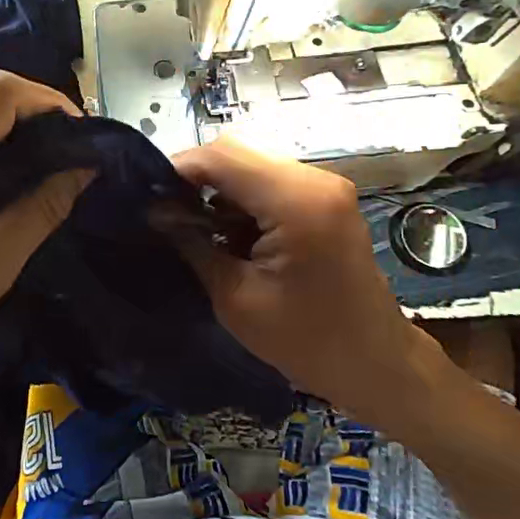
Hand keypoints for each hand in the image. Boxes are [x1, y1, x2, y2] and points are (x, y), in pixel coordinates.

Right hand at [169, 137, 451, 422]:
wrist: (375, 363)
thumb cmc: (305, 341)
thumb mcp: (234, 296)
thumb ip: (192, 244)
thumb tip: (155, 211)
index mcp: (297, 201)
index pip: (222, 157)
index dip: (177, 169)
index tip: (144, 195)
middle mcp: (315, 180)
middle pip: (237, 155)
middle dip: (195, 179)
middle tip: (164, 213)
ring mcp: (324, 187)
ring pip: (251, 166)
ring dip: (217, 190)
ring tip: (191, 227)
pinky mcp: (325, 200)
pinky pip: (270, 183)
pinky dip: (241, 200)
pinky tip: (226, 232)